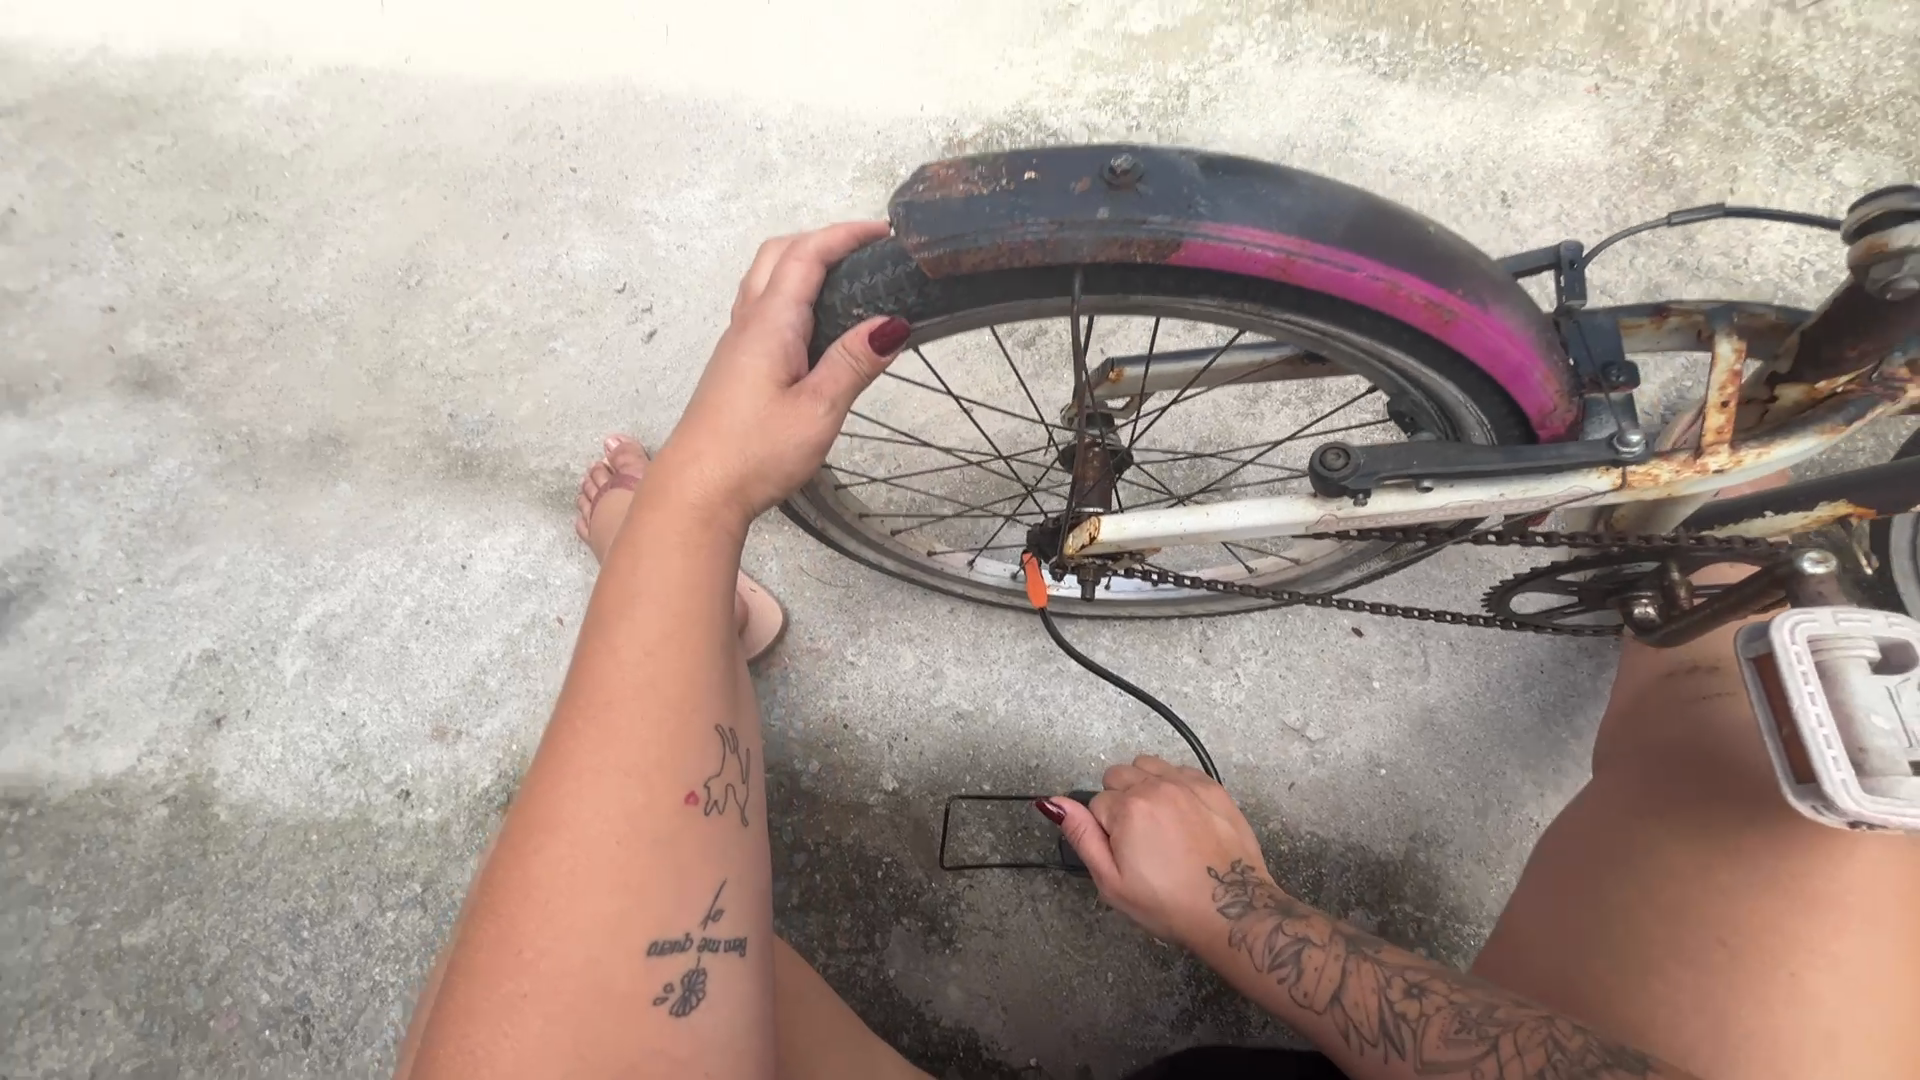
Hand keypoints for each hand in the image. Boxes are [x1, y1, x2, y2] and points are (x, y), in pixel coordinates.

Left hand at [648, 221, 909, 525]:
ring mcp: (736, 345)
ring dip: (801, 263)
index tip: (884, 232)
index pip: (807, 255)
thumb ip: (854, 363)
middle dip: (821, 239)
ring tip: (843, 279)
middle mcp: (748, 324)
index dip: (845, 234)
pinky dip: (789, 294)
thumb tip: (893, 322)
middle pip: (778, 255)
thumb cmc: (756, 453)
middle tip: (864, 251)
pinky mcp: (735, 368)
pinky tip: (810, 325)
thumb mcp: (818, 409)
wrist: (697, 492)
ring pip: (764, 280)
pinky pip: (760, 309)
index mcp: (771, 324)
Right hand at [1042, 755, 1274, 946]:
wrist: (1234, 911)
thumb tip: (1052, 802)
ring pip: (1146, 765)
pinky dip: (1173, 784)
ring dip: (1144, 785)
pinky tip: (1181, 815)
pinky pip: (1179, 769)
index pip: (1096, 804)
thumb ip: (1081, 835)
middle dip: (1120, 801)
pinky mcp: (1213, 787)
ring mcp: (1187, 783)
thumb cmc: (1168, 903)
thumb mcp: (1112, 882)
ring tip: (1157, 821)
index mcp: (1127, 808)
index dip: (1105, 831)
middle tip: (1137, 838)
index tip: (1124, 854)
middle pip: (1117, 775)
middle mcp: (1155, 786)